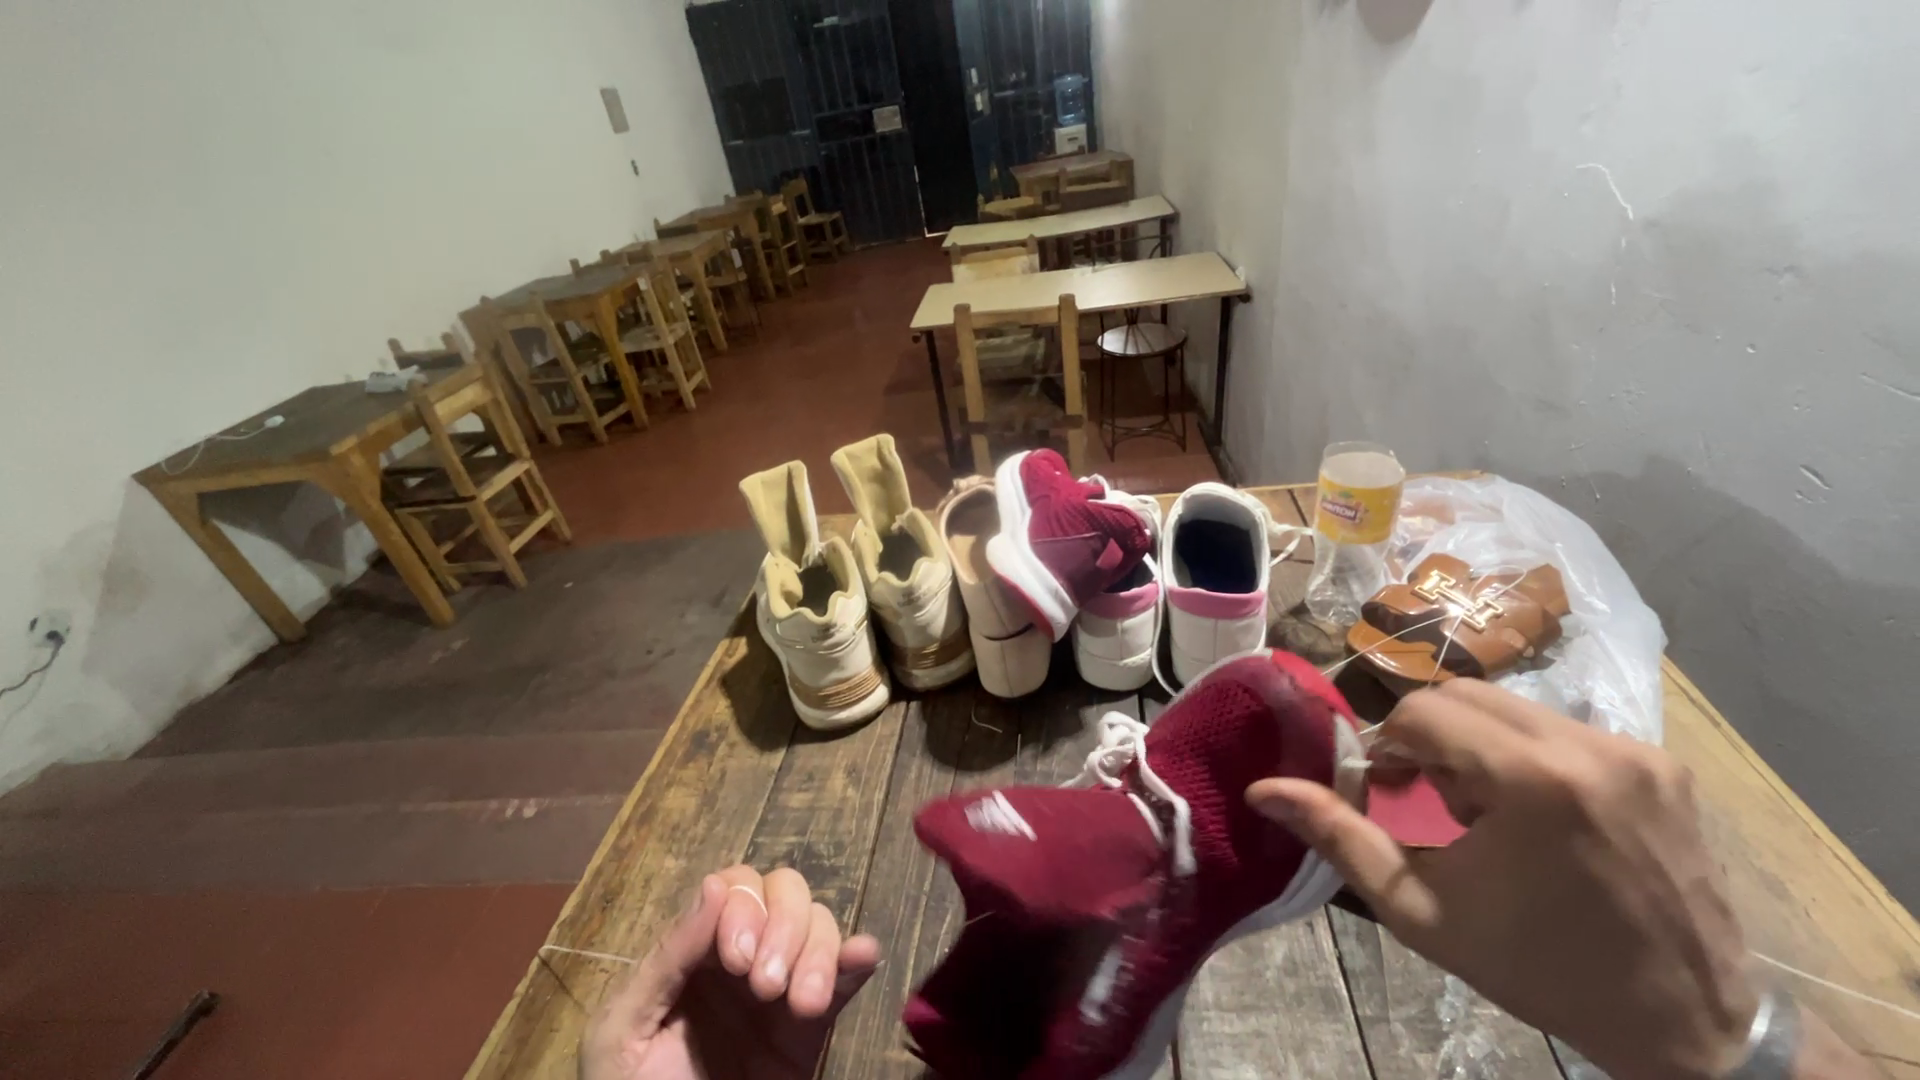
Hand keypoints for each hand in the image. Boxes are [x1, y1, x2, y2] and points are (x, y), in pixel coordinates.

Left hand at [579, 865, 881, 1079]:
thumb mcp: (625, 1032)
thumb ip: (667, 960)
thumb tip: (714, 884)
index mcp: (694, 948)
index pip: (735, 886)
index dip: (744, 907)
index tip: (735, 960)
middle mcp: (744, 953)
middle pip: (785, 891)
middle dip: (784, 925)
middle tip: (767, 985)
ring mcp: (782, 985)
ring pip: (818, 924)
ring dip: (817, 951)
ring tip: (802, 1003)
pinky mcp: (814, 1023)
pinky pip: (846, 976)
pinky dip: (857, 957)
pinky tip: (863, 954)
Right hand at [1248, 679, 1756, 1079]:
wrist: (1684, 1024)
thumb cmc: (1535, 967)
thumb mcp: (1419, 908)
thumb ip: (1338, 836)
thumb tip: (1261, 789)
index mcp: (1531, 781)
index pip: (1422, 711)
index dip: (1390, 745)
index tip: (1387, 791)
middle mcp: (1589, 746)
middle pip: (1464, 696)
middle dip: (1430, 738)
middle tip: (1429, 799)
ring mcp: (1636, 751)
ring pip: (1511, 706)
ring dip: (1477, 742)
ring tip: (1485, 810)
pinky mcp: (1662, 763)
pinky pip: (1560, 728)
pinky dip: (1526, 752)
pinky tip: (1538, 813)